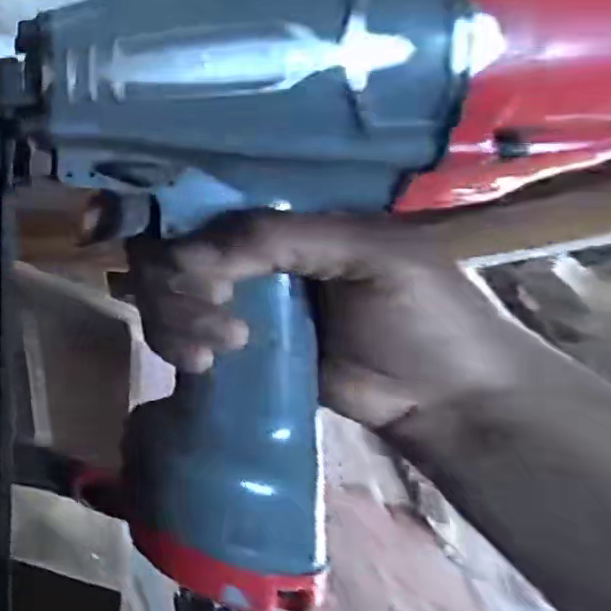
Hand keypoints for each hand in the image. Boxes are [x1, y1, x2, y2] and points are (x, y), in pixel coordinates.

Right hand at [129, 212, 542, 429]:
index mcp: (270, 216)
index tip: (186, 265)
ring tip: (222, 348)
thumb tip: (185, 256)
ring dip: (174, 316)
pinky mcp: (217, 340)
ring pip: (156, 288)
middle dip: (174, 284)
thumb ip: (276, 239)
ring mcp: (224, 296)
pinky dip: (171, 342)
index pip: (192, 203)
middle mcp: (235, 250)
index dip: (169, 225)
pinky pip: (167, 329)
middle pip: (161, 248)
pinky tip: (202, 364)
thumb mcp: (369, 255)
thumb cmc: (429, 317)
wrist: (454, 408)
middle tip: (219, 313)